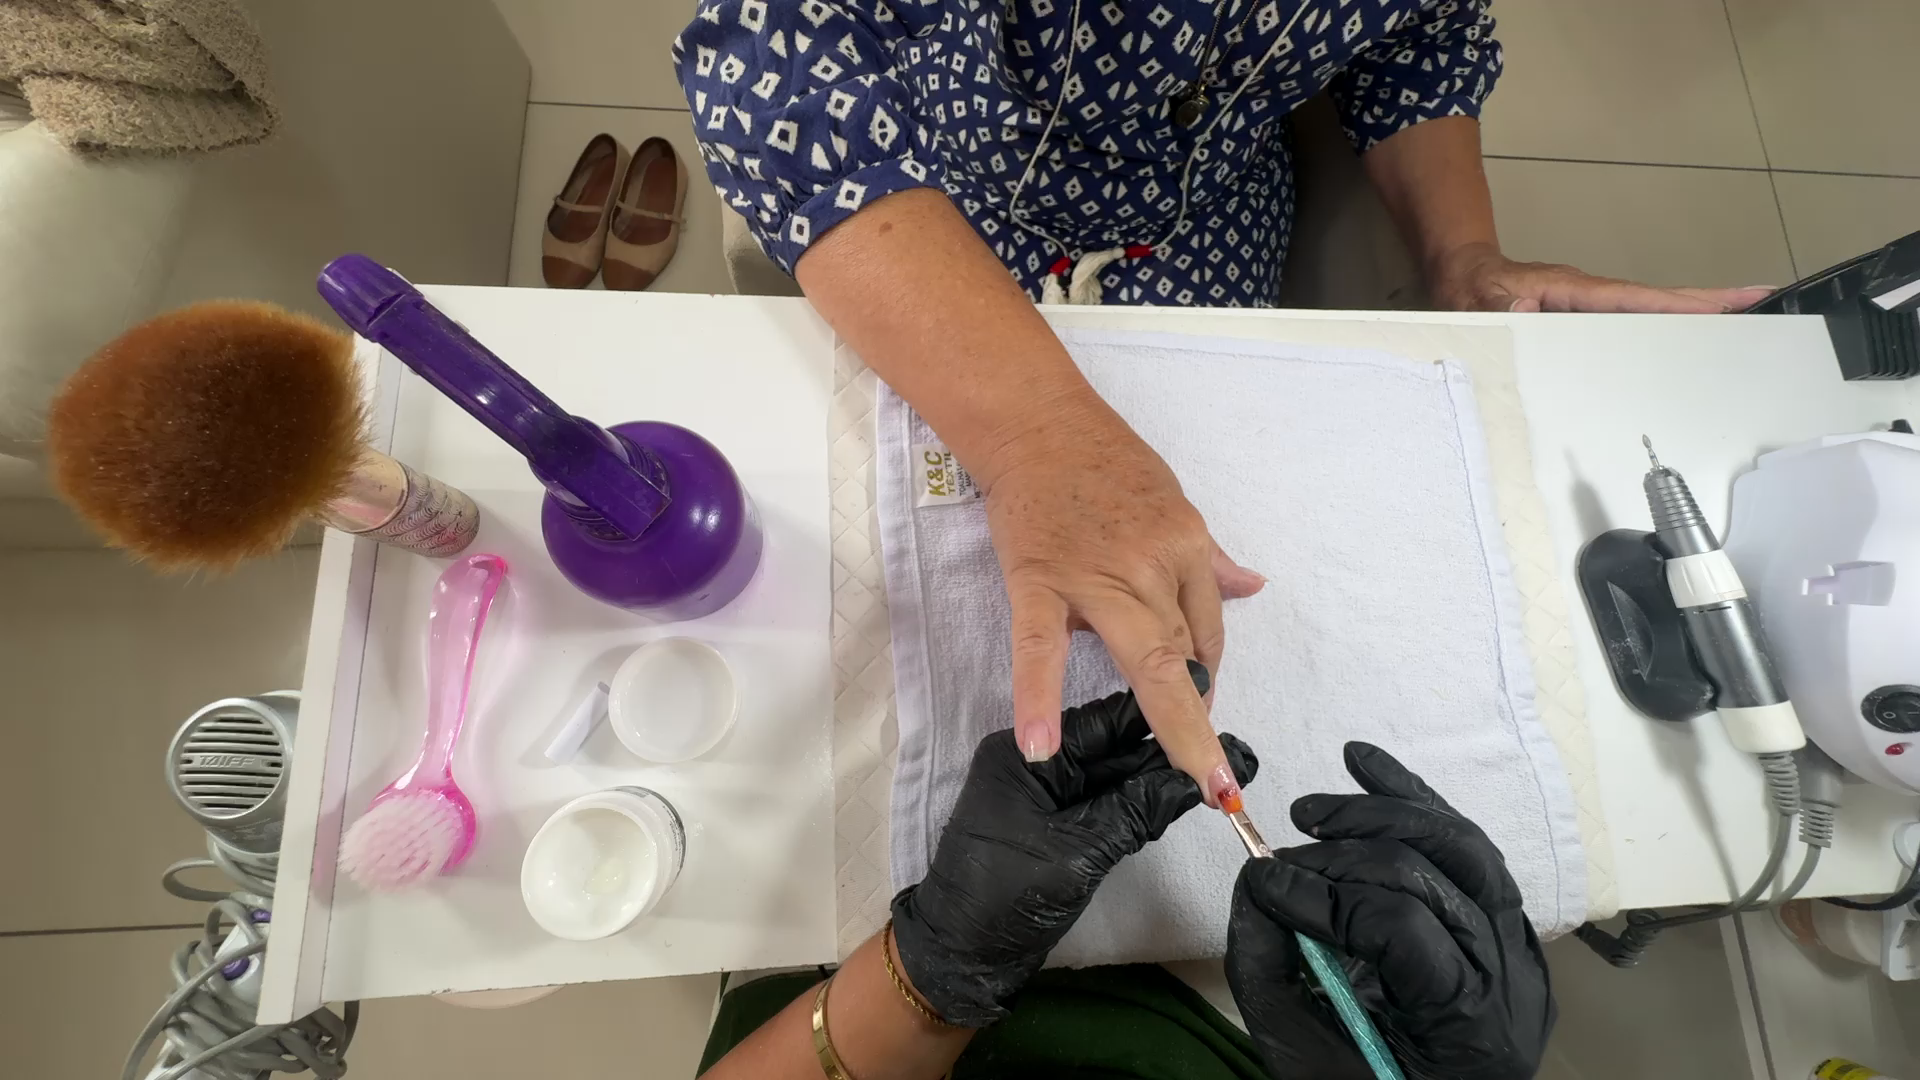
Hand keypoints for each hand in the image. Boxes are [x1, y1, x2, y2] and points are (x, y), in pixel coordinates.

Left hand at [892, 677, 1257, 1026]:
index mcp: (1025, 753)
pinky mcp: (1056, 824)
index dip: (1154, 715)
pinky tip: (1179, 792)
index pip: (1100, 724)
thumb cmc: (1007, 896)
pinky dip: (1138, 800)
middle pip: (1111, 747)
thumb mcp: (1076, 851)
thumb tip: (1193, 782)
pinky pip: (1103, 801)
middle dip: (1168, 749)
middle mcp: (1036, 763)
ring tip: (1222, 768)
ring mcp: (1046, 794)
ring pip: (1112, 776)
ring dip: (1160, 775)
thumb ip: (1134, 811)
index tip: (1206, 695)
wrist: (962, 958)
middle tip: (1232, 747)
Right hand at [981, 403, 1264, 803]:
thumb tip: (1251, 587)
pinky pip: (1040, 647)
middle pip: (1187, 652)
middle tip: (1222, 782)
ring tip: (1190, 777)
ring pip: (1142, 656)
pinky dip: (1039, 697)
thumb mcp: (1173, 500)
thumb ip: (1208, 555)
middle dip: (1206, 719)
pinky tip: (1040, 746)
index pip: (1207, 623)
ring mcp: (1095, 577)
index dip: (1208, 669)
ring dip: (1170, 719)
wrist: (1039, 427)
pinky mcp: (1039, 581)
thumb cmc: (1105, 459)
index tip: (1201, 700)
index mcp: (1186, 543)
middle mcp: (1152, 565)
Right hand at [1226, 742, 1552, 1079]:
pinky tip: (1359, 759)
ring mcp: (1515, 942)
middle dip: (1337, 859)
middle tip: (1282, 863)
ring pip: (1456, 842)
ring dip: (1374, 813)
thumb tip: (1257, 876)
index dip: (1324, 896)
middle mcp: (1511, 980)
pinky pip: (1460, 838)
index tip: (1264, 880)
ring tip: (1309, 813)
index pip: (1401, 928)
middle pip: (1425, 874)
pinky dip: (1407, 792)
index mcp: (1468, 1027)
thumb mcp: (1294, 1038)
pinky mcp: (1499, 915)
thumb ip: (1267, 956)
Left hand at [1432, 241, 1772, 314]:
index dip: (1675, 303)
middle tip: (1763, 304)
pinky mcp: (1572, 312)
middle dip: (1704, 302)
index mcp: (1569, 289)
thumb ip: (1495, 304)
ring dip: (1683, 315)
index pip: (1631, 297)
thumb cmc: (1467, 286)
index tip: (1724, 305)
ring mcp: (1581, 302)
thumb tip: (1525, 305)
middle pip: (1651, 300)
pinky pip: (1617, 319)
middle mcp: (1584, 293)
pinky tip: (1668, 339)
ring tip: (1735, 323)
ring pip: (1639, 310)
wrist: (1458, 274)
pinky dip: (1647, 324)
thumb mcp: (1475, 298)